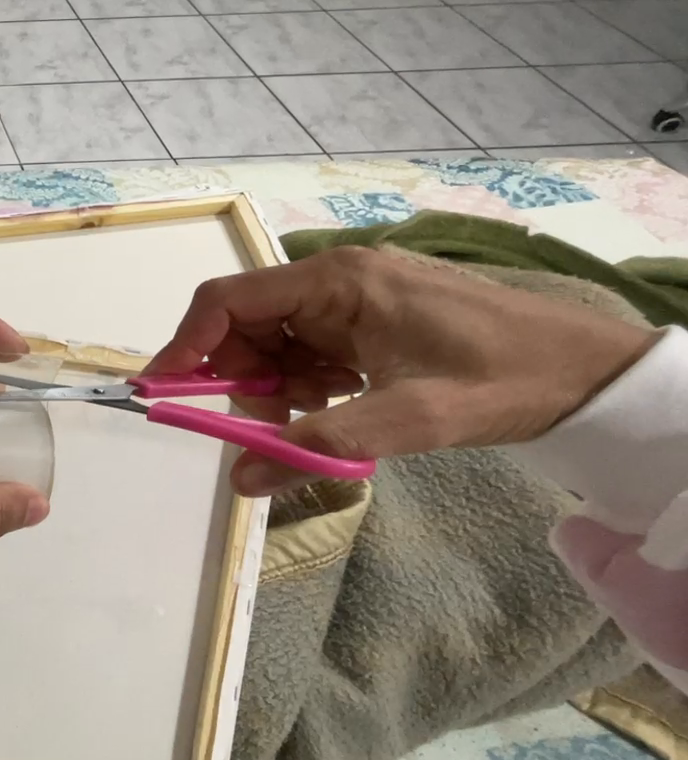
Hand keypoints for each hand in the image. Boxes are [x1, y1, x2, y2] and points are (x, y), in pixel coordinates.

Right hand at [146, 246, 658, 496]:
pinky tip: (340, 398)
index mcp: (336, 282)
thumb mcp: (407, 420)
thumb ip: (315, 445)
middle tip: (271, 419)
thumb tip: (240, 480)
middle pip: (242, 325)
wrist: (596, 374)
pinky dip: (304, 382)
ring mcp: (348, 297)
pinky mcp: (361, 317)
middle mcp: (332, 279)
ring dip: (277, 384)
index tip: (162, 393)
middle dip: (243, 376)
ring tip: (324, 410)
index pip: (226, 302)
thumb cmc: (505, 382)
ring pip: (269, 341)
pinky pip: (300, 349)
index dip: (184, 346)